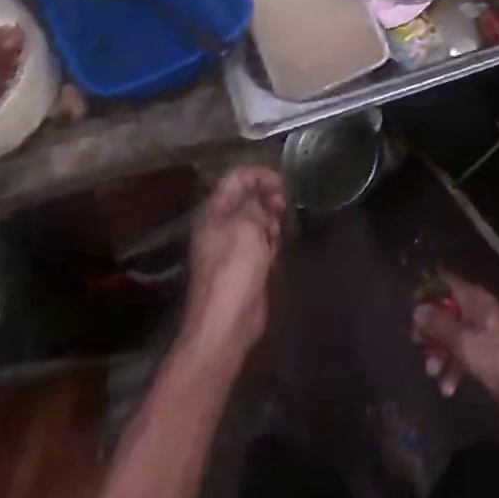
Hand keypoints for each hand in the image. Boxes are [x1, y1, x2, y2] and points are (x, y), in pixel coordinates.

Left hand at [181, 165, 286, 363]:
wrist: (225, 322)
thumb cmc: (234, 269)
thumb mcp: (246, 227)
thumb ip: (254, 204)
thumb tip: (261, 198)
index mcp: (214, 211)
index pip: (237, 177)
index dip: (261, 175)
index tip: (284, 185)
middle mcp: (220, 224)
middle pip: (248, 198)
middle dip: (268, 200)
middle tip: (282, 210)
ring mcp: (231, 245)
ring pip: (257, 220)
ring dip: (270, 224)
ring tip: (274, 239)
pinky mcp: (243, 264)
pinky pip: (260, 242)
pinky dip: (270, 244)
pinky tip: (273, 257)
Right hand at [410, 274, 498, 407]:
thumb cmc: (497, 359)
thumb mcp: (463, 341)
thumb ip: (438, 324)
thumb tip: (417, 310)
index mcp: (474, 299)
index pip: (445, 282)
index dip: (427, 292)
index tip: (411, 310)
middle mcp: (477, 312)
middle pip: (445, 311)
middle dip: (430, 330)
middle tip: (417, 345)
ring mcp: (482, 334)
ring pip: (451, 336)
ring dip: (439, 354)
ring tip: (432, 373)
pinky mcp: (486, 356)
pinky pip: (462, 355)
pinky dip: (453, 369)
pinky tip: (448, 389)